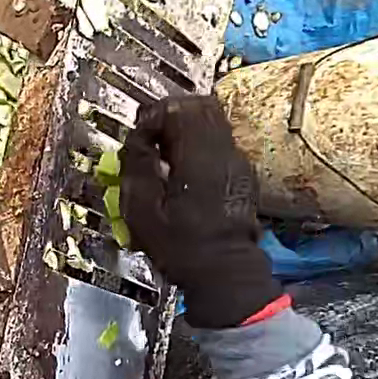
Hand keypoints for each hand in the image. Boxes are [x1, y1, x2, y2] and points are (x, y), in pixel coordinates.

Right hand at [120, 95, 281, 328]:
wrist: (225, 273)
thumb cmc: (182, 248)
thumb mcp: (143, 213)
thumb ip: (136, 169)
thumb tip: (136, 142)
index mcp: (199, 158)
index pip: (176, 110)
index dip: (151, 117)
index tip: (138, 138)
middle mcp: (224, 152)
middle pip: (199, 105)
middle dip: (169, 114)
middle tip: (150, 135)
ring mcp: (237, 161)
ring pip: (213, 119)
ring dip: (185, 127)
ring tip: (165, 150)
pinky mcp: (241, 173)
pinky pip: (220, 140)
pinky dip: (199, 142)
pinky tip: (184, 168)